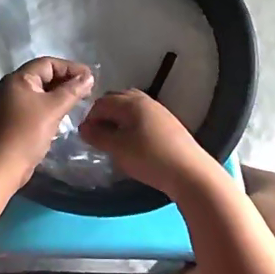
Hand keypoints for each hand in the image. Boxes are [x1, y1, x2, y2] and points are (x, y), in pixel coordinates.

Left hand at [0, 57, 94, 178]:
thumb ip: (72, 91)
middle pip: (43, 75)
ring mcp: (10, 103)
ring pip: (39, 91)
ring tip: (79, 100)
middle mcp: (11, 86)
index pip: (47, 63)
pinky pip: (35, 105)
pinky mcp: (12, 119)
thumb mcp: (53, 109)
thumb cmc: (27, 133)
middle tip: (88, 89)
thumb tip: (88, 77)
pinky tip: (64, 112)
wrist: (2, 166)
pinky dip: (50, 105)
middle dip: (66, 80)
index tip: (90, 77)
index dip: (70, 68)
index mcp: (17, 79)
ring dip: (59, 93)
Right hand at [80, 89, 219, 197]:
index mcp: (130, 102)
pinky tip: (133, 143)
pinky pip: (143, 117)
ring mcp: (159, 111)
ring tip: (114, 140)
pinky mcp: (169, 124)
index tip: (85, 136)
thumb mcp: (117, 148)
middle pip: (116, 100)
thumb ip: (97, 136)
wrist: (190, 172)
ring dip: (118, 120)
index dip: (89, 118)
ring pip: (131, 109)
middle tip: (98, 136)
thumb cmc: (149, 157)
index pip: (101, 103)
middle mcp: (145, 100)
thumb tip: (84, 128)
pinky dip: (132, 125)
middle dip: (104, 115)